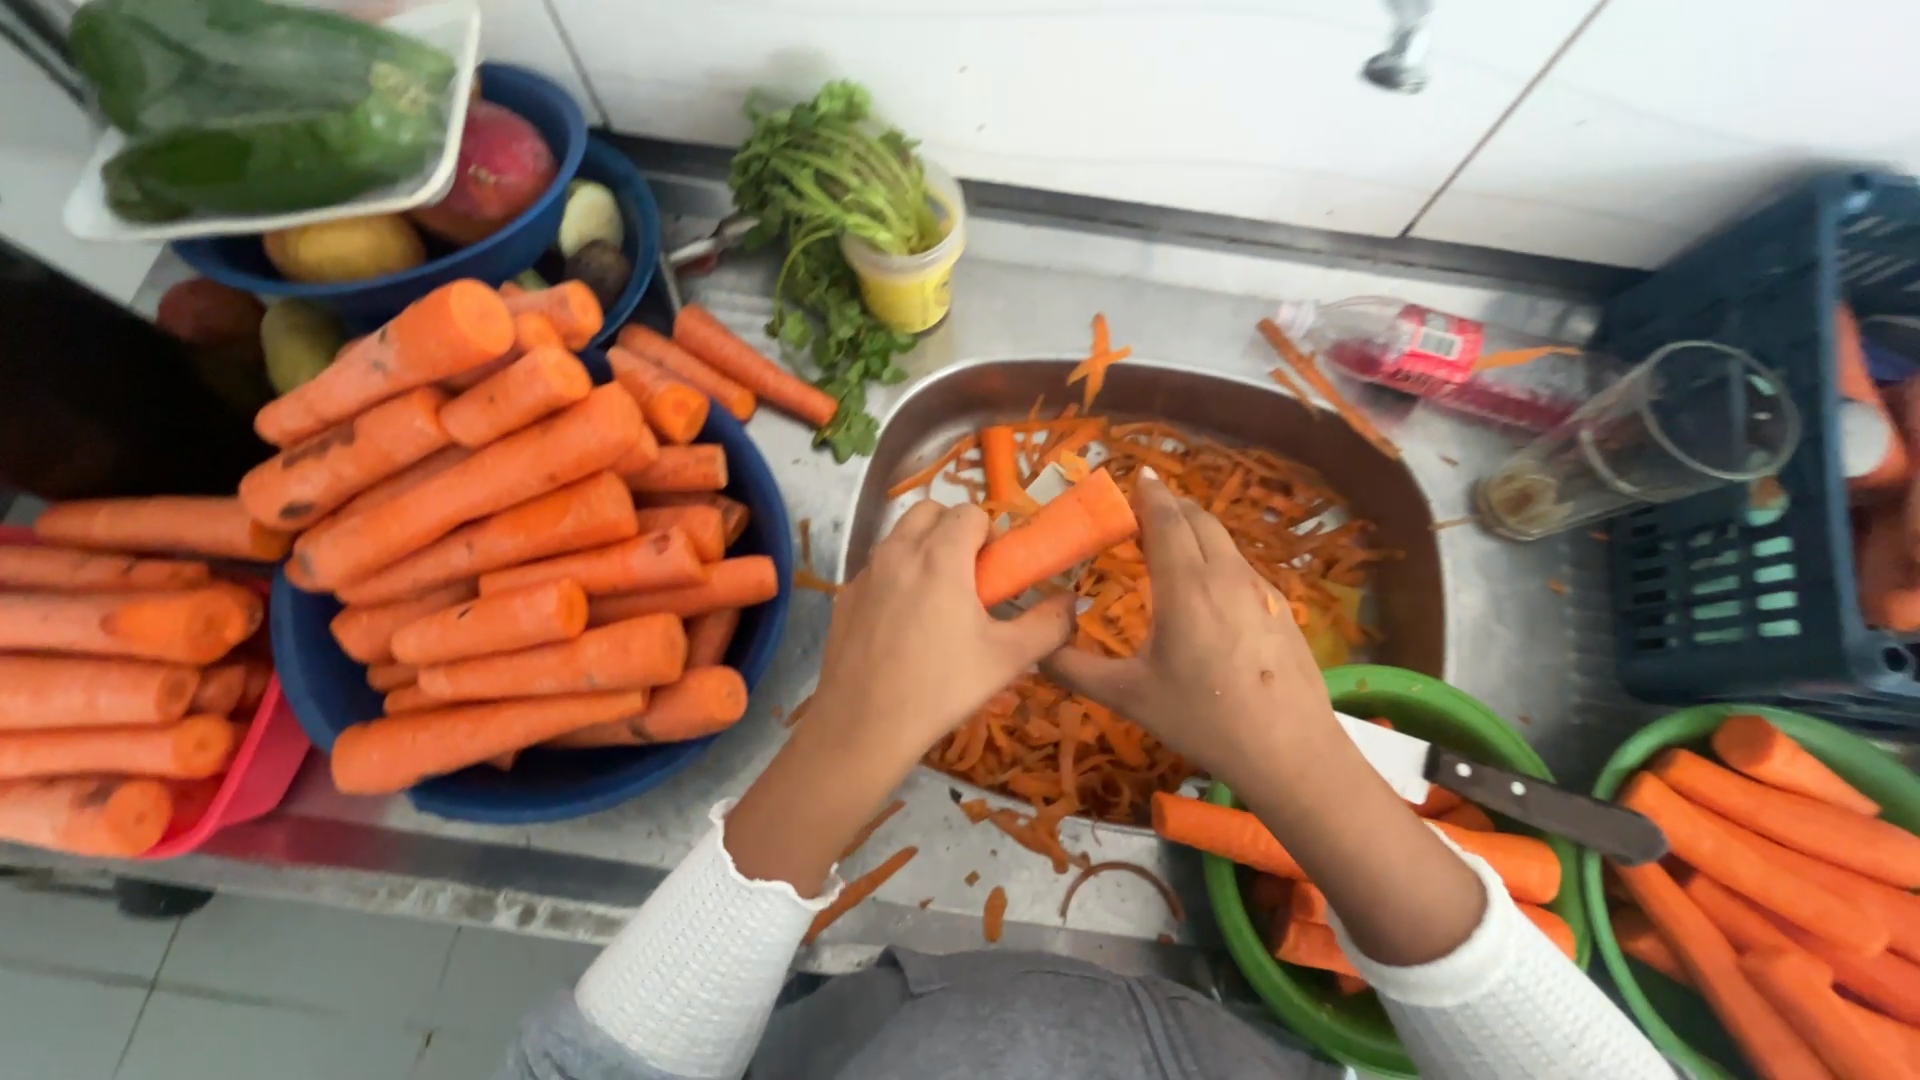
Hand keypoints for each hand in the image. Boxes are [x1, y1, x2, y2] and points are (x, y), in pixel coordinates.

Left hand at [809, 499, 1075, 765]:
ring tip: (938, 600)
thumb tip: (1072, 603)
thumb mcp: (1008, 659)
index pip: (969, 512)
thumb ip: (1049, 624)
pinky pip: (876, 568)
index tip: (996, 572)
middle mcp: (898, 552)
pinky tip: (903, 624)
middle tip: (970, 576)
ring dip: (924, 549)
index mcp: (939, 557)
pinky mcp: (845, 597)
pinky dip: (895, 577)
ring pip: (899, 537)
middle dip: (954, 530)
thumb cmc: (941, 688)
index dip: (990, 534)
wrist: (863, 726)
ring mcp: (865, 573)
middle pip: (930, 511)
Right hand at [1045, 468, 1340, 791]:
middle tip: (1143, 509)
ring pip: (1224, 541)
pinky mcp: (1280, 609)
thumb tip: (1035, 649)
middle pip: (1199, 519)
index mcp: (1186, 586)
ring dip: (1195, 530)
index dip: (1149, 494)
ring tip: (1171, 543)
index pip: (1167, 519)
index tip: (1135, 477)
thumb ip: (1074, 669)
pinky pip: (1241, 566)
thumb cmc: (1202, 719)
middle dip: (1170, 505)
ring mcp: (1260, 590)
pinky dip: (1217, 557)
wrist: (1290, 751)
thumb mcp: (1127, 697)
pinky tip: (1207, 591)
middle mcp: (1226, 575)